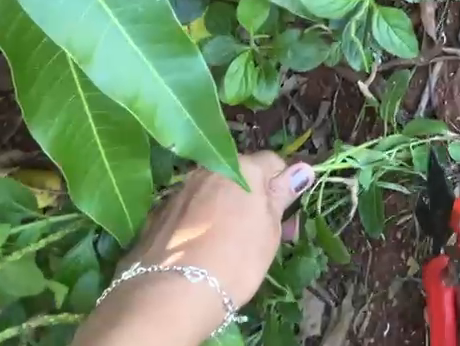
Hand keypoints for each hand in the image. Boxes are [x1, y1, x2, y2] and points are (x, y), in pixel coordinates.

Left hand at [74, 152, 312, 345]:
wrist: (169, 296)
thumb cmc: (235, 260)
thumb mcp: (270, 231)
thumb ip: (282, 196)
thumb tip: (302, 169)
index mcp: (244, 167)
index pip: (273, 162)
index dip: (282, 188)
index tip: (284, 216)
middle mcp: (210, 169)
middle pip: (240, 177)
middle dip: (252, 199)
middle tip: (261, 235)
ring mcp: (181, 191)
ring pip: (212, 194)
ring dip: (224, 210)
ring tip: (226, 247)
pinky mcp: (157, 215)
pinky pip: (188, 212)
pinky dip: (198, 224)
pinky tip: (199, 253)